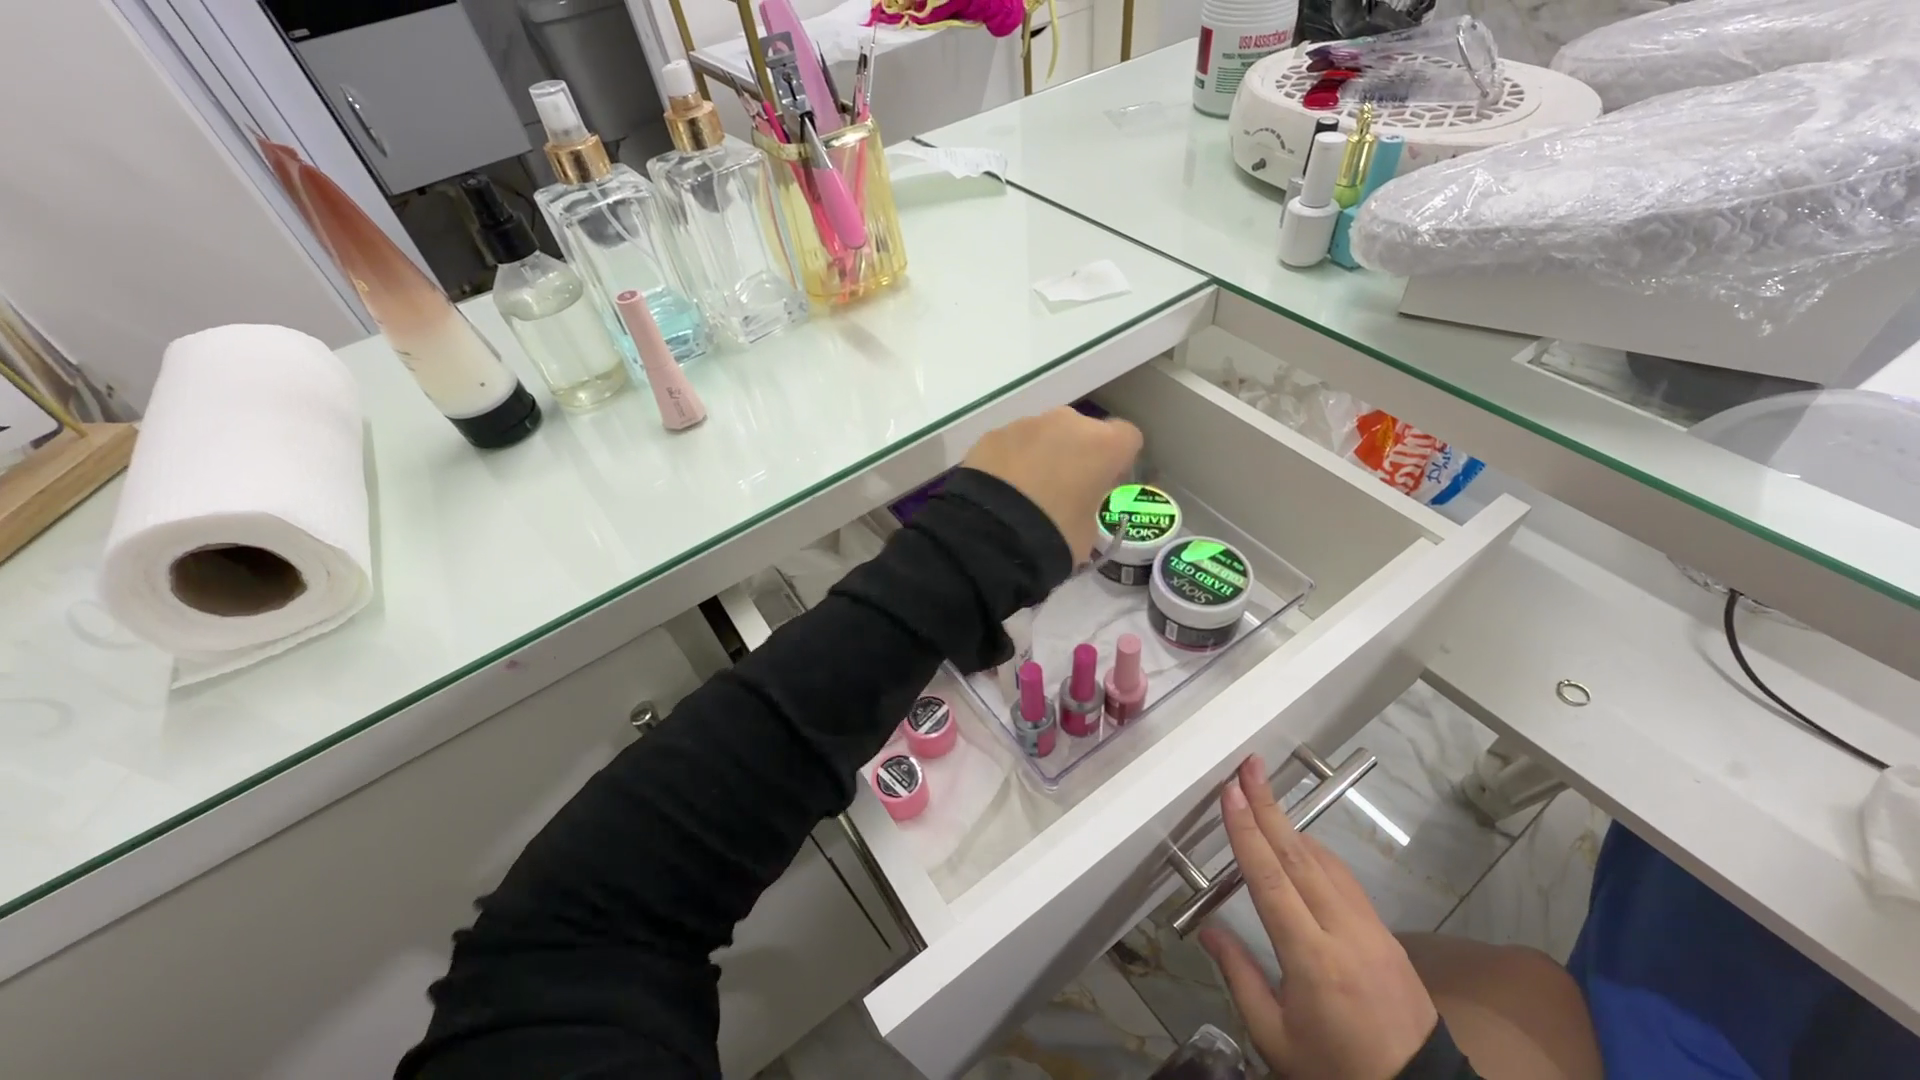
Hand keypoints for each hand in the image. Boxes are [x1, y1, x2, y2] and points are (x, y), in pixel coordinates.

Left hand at [960, 407, 1141, 559]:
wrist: (990, 536)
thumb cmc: (1054, 535)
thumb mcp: (1089, 532)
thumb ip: (1091, 506)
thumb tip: (1078, 506)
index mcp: (1104, 444)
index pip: (1127, 438)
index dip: (1118, 461)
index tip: (1104, 483)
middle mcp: (1068, 422)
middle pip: (1082, 432)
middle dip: (1077, 454)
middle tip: (1063, 490)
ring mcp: (1027, 423)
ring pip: (1044, 434)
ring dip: (1042, 454)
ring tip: (1026, 492)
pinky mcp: (992, 434)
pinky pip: (1012, 444)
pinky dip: (1011, 460)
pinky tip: (1001, 489)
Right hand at [1199, 757, 1439, 1079]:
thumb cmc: (1333, 1068)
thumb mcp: (1273, 1037)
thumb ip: (1240, 976)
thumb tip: (1209, 930)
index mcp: (1311, 959)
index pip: (1271, 881)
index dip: (1247, 833)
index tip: (1232, 794)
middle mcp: (1344, 933)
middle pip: (1300, 857)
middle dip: (1271, 808)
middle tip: (1250, 767)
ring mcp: (1372, 930)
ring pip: (1327, 864)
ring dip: (1293, 825)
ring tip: (1266, 795)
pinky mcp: (1387, 935)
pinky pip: (1346, 882)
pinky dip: (1318, 854)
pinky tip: (1301, 843)